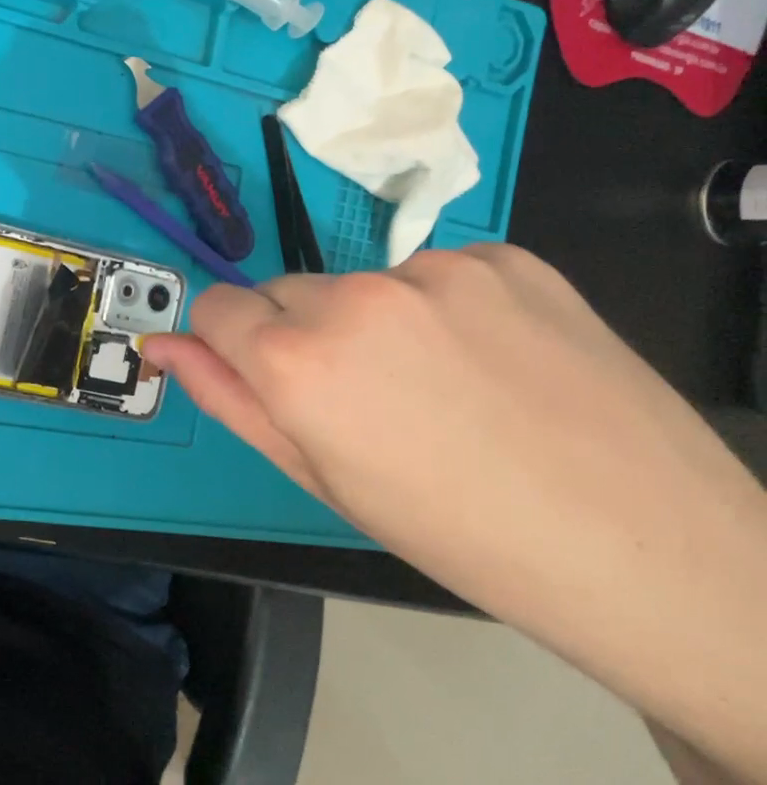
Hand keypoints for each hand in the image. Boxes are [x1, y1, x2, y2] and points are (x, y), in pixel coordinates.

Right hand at [145, 244, 766, 776]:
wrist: (643, 544)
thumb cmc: (453, 528)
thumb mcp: (317, 475)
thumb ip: (226, 397)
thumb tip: (161, 344)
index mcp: (295, 360)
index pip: (215, 306)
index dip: (232, 345)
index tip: (271, 381)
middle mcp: (355, 298)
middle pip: (286, 292)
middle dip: (302, 334)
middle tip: (365, 400)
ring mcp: (438, 271)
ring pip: (361, 283)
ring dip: (375, 320)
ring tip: (443, 384)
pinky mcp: (508, 258)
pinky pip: (437, 271)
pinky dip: (444, 306)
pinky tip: (492, 360)